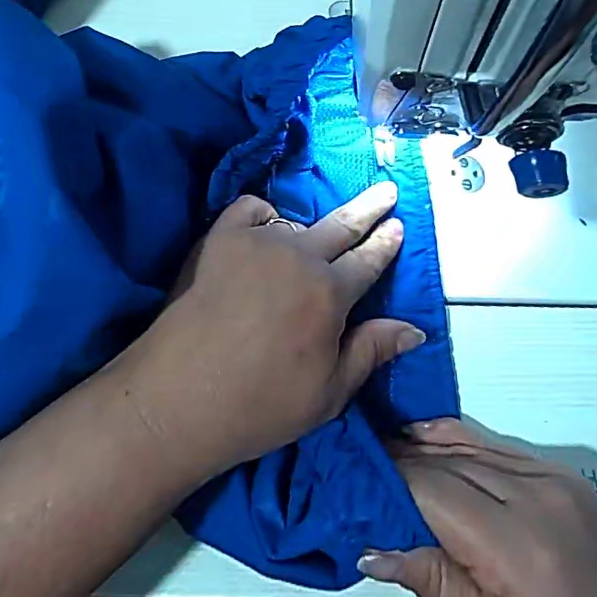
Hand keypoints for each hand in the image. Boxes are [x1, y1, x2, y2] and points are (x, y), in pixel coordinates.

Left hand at [112, 182, 425, 476]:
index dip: (386, 243)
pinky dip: (263, 214)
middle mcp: (299, 256)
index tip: (398, 225)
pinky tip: (265, 227)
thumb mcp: (329, 393)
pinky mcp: (221, 236)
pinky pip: (251, 208)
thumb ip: (371, 351)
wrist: (181, 393)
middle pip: (342, 226)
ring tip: (312, 241)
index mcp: (330, 294)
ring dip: (310, 230)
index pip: (368, 261)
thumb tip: (414, 328)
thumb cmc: (261, 405)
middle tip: (386, 191)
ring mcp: (258, 240)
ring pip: (295, 223)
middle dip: (369, 209)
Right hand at [363, 418, 596, 596]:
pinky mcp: (562, 473)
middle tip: (357, 460)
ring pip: (468, 445)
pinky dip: (458, 445)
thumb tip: (369, 545)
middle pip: (448, 461)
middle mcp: (540, 496)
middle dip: (399, 459)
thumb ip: (432, 580)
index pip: (433, 489)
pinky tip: (426, 440)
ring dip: (423, 445)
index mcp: (522, 545)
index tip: (351, 473)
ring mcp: (555, 479)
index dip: (389, 479)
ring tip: (382, 446)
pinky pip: (495, 447)